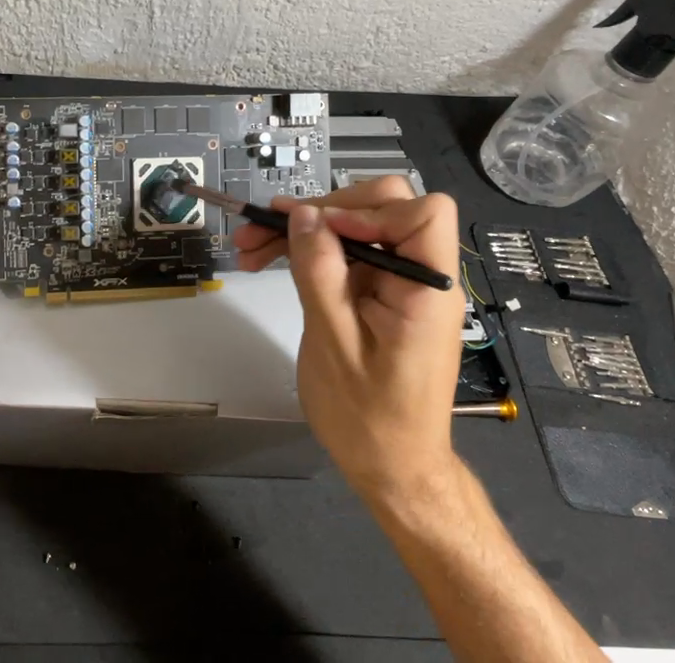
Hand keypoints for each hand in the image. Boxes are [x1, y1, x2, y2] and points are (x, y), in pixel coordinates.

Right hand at [233, 177, 465, 502]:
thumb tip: (303, 215)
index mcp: (427, 289)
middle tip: (266, 227)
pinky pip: (342, 253)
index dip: (370, 211)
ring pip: (352, 226)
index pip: (423, 213)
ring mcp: (396, 283)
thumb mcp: (334, 344)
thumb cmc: (368, 418)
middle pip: (384, 207)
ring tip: (248, 245)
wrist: (388, 467)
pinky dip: (305, 251)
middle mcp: (418, 276)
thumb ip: (320, 273)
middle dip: (321, 210)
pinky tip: (265, 259)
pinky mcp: (374, 293)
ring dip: (301, 229)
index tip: (322, 232)